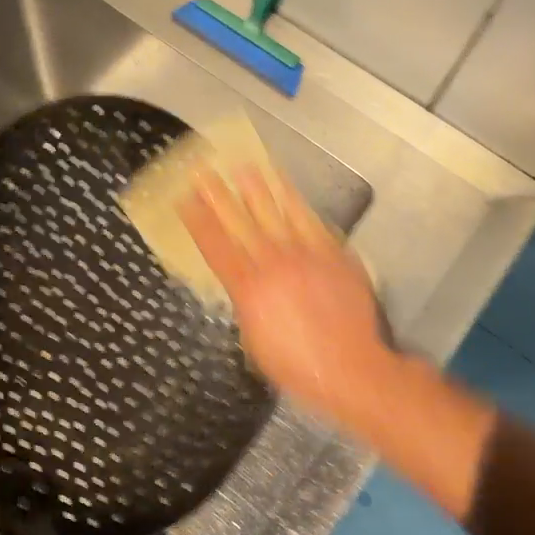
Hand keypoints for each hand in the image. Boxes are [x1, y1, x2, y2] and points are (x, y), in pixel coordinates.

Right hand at [179, 164, 400, 429]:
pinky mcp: (333, 254)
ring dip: (259, 189)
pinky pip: (312, 221)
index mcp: (248, 289)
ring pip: (278, 213)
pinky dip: (297, 203)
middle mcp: (273, 264)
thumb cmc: (296, 365)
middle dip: (220, 195)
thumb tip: (245, 285)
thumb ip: (248, 305)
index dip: (199, 222)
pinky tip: (288, 189)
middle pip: (241, 222)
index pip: (216, 247)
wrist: (350, 367)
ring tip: (244, 167)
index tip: (185, 199)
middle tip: (205, 171)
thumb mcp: (255, 340)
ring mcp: (305, 255)